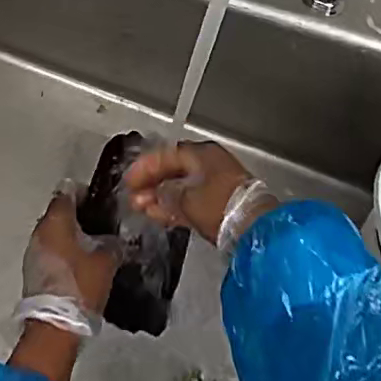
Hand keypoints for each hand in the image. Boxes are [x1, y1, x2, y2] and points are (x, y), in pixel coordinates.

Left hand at [24, 191, 116, 315]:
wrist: (54, 330)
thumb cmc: (79, 287)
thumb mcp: (106, 260)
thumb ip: (112, 242)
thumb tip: (116, 237)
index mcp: (56, 221)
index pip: (67, 192)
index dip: (84, 192)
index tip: (98, 199)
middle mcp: (40, 232)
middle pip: (58, 212)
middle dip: (76, 214)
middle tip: (98, 221)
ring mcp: (32, 253)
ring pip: (53, 232)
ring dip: (68, 234)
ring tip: (91, 243)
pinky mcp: (32, 273)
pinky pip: (49, 250)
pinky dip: (61, 251)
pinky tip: (78, 262)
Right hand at [124, 140, 264, 244]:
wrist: (252, 227)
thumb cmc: (219, 205)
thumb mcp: (187, 198)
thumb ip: (167, 193)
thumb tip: (155, 192)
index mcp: (202, 154)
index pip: (168, 154)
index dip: (146, 166)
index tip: (129, 180)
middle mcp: (207, 163)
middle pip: (174, 170)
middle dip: (152, 183)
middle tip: (132, 196)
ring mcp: (213, 183)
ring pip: (180, 187)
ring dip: (160, 196)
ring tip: (140, 207)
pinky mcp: (217, 203)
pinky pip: (189, 200)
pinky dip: (173, 206)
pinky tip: (156, 215)